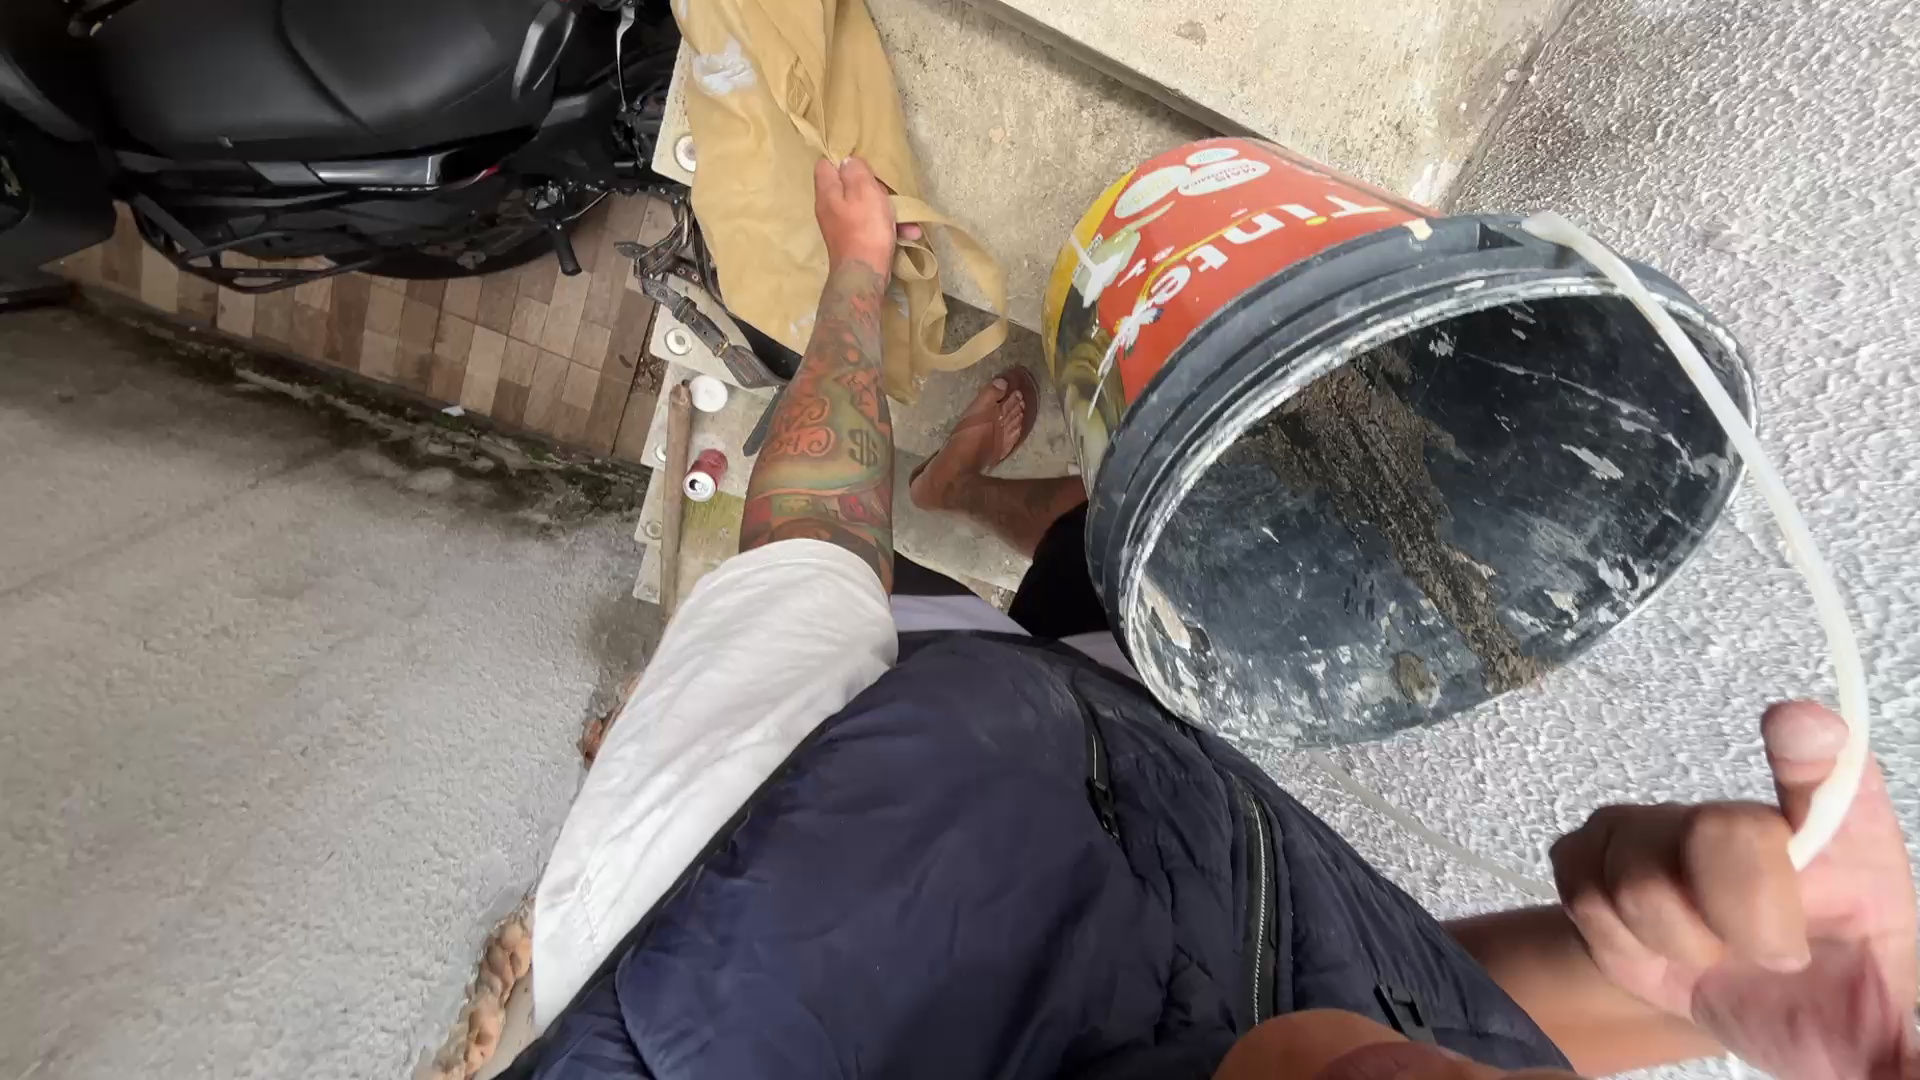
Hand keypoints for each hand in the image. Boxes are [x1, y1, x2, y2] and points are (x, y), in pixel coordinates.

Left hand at [812, 156, 918, 277]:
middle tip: (886, 193)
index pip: (826, 164)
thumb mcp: (864, 190)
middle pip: (849, 187)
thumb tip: (847, 162)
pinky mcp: (853, 244)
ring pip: (864, 209)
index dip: (844, 160)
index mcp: (828, 192)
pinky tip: (907, 234)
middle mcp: (829, 209)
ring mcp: (841, 228)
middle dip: (872, 189)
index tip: (864, 164)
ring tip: (908, 220)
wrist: (865, 275)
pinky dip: (887, 230)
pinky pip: (871, 228)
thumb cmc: (865, 229)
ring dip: (887, 212)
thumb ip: (855, 170)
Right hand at [1552, 702, 1915, 1079]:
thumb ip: (1917, 1036)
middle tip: (1771, 957)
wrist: (1764, 1023)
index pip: (1835, 791)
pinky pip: (1580, 891)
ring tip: (1707, 958)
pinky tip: (1653, 948)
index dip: (1815, 754)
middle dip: (1740, 915)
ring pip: (1633, 875)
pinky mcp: (1586, 857)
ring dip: (1674, 941)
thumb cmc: (1858, 1019)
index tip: (1801, 723)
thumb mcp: (1916, 1041)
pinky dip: (1617, 940)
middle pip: (1715, 831)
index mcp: (1844, 859)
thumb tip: (1911, 980)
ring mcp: (1648, 834)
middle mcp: (1735, 824)